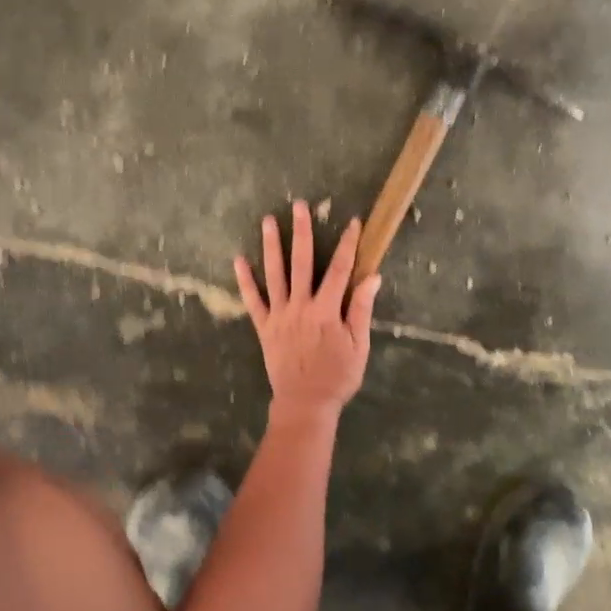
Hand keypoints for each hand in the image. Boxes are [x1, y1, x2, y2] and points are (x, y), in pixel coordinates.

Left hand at [233, 201, 381, 419]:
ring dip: (272, 246)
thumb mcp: (358, 346)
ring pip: (275, 274)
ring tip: (268, 221)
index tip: (352, 222)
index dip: (347, 244)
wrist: (305, 404)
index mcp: (327, 310)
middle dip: (302, 232)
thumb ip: (361, 310)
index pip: (339, 270)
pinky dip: (245, 281)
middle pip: (302, 262)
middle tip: (299, 205)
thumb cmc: (337, 377)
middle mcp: (301, 306)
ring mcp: (280, 315)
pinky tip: (238, 260)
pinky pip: (253, 301)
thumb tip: (371, 277)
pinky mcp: (264, 327)